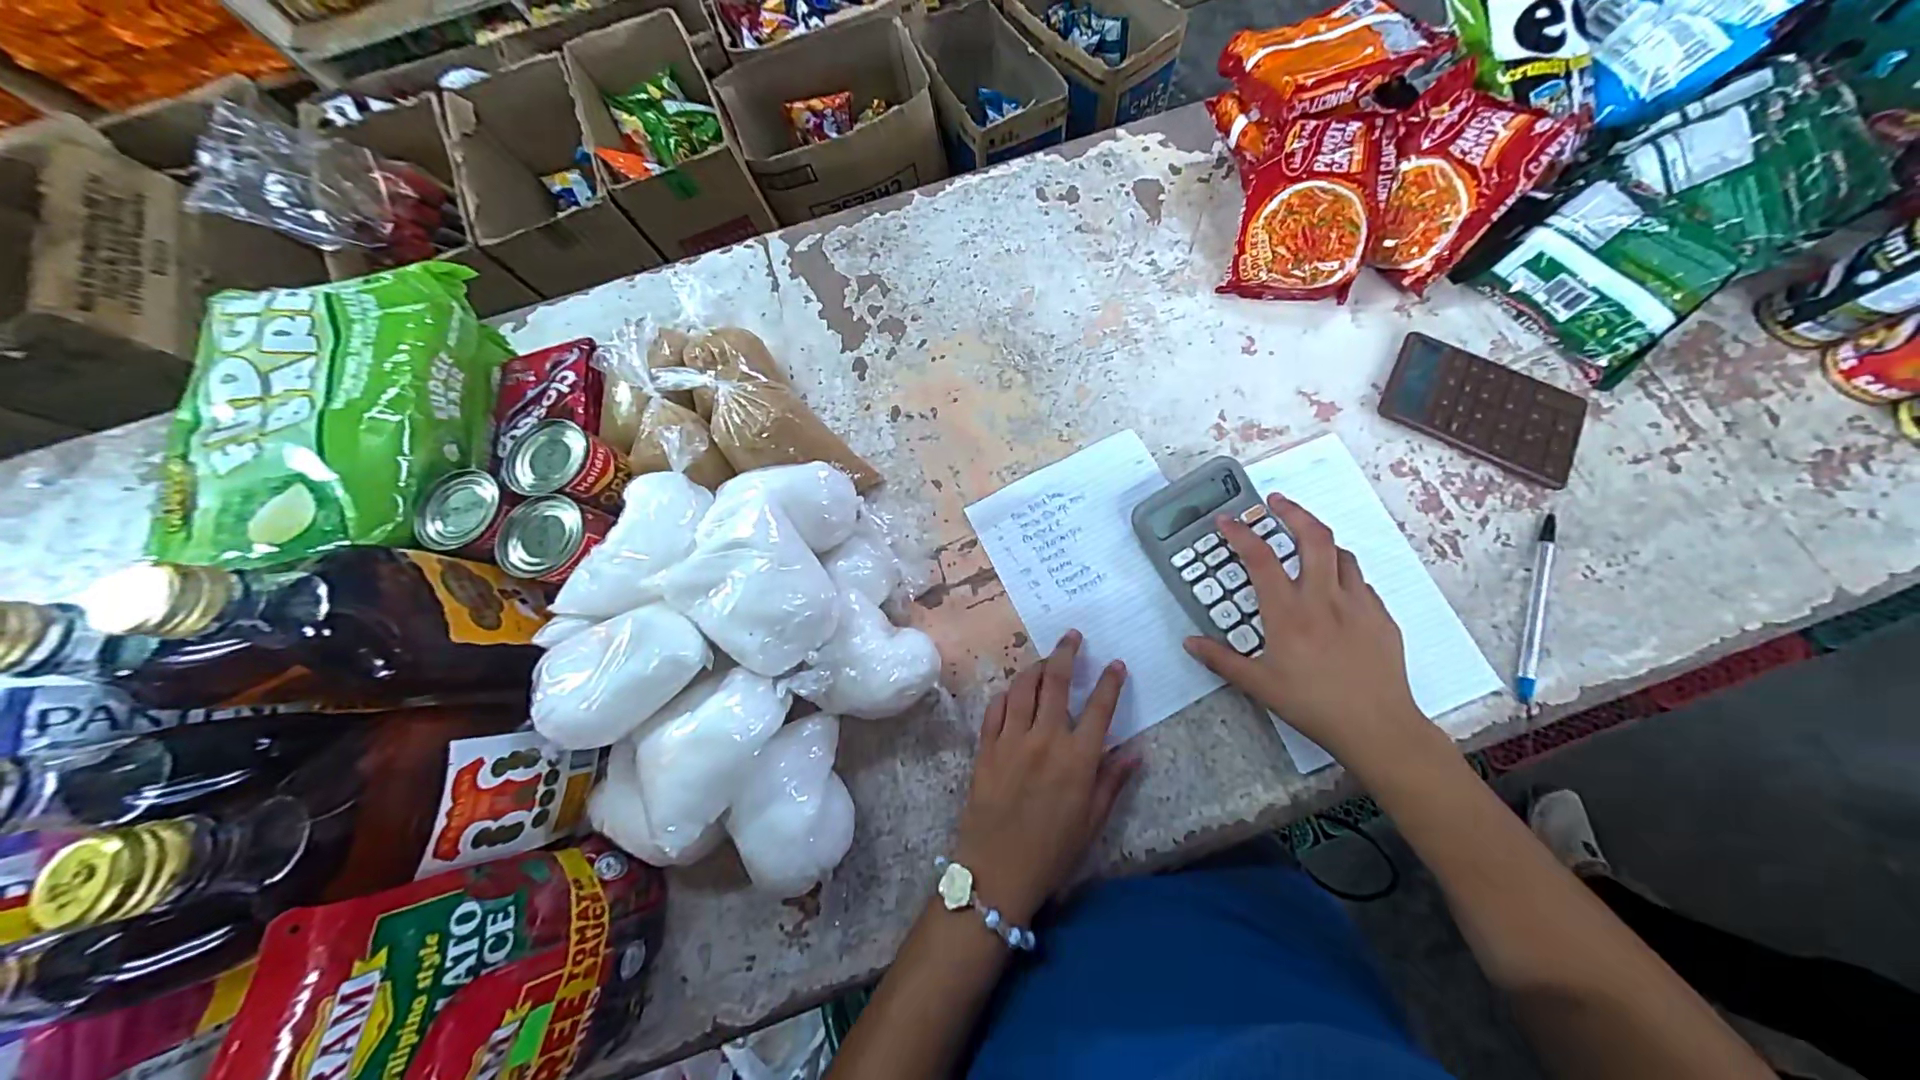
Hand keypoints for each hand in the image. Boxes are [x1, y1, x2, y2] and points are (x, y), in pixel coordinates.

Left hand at [954, 631, 1140, 924]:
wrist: (997, 870)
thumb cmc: (1053, 851)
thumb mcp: (1092, 821)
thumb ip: (1112, 781)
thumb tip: (1134, 751)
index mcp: (1077, 758)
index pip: (1099, 707)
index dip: (1110, 682)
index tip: (1115, 663)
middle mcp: (1045, 739)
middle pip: (1056, 682)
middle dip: (1066, 653)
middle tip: (1072, 636)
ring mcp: (1011, 740)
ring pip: (1023, 688)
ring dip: (1035, 667)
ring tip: (1044, 659)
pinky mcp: (986, 747)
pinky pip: (995, 709)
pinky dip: (1006, 695)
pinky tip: (1012, 692)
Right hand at [1184, 494, 1434, 772]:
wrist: (1377, 726)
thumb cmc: (1313, 705)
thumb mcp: (1258, 685)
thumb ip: (1221, 659)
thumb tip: (1191, 642)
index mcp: (1288, 613)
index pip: (1260, 558)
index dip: (1240, 533)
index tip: (1227, 521)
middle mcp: (1324, 599)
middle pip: (1313, 537)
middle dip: (1293, 511)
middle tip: (1276, 501)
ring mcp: (1357, 604)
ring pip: (1341, 553)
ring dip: (1320, 539)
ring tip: (1305, 540)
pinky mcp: (1381, 617)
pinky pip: (1360, 581)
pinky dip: (1343, 572)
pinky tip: (1335, 587)